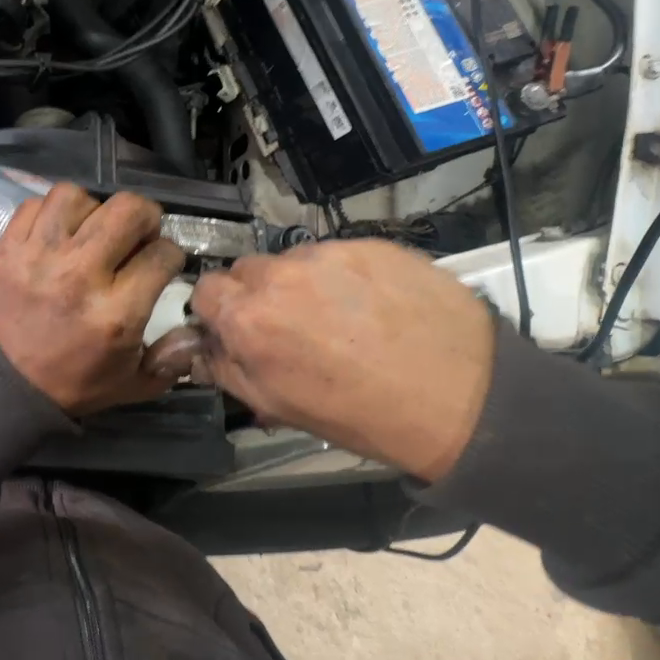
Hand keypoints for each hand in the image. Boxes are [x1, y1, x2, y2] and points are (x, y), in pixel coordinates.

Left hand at [0, 184, 189, 415]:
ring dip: (92, 208)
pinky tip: (57, 232)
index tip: (161, 262)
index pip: (162, 255)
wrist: (5, 383)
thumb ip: (174, 357)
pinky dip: (50, 212)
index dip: (170, 254)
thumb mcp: (136, 383)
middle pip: (126, 211)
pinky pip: (35, 204)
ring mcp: (39, 256)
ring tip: (91, 229)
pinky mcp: (7, 248)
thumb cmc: (74, 382)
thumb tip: (197, 327)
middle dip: (144, 216)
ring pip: (77, 197)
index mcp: (116, 311)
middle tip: (136, 234)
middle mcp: (80, 275)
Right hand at [189, 240, 496, 481]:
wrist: (466, 401)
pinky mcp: (369, 244)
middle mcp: (278, 276)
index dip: (221, 311)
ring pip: (294, 260)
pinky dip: (346, 274)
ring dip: (303, 282)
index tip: (243, 328)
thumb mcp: (280, 407)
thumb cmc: (363, 415)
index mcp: (247, 318)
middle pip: (247, 271)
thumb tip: (194, 349)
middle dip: (260, 294)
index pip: (205, 290)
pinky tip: (375, 305)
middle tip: (295, 326)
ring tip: (342, 316)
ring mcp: (326, 255)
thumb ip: (226, 370)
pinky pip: (339, 254)